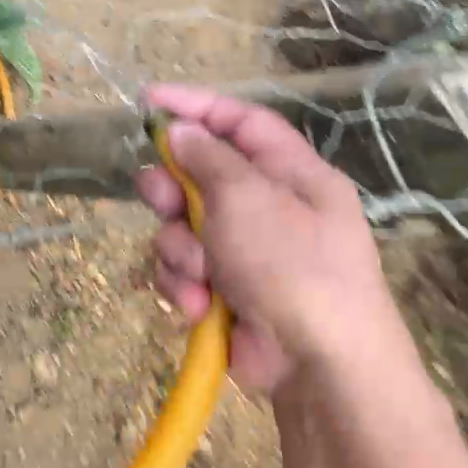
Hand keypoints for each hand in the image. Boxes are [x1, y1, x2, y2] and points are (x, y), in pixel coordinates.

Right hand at [135, 84, 413, 394]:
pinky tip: (200, 302)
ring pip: (178, 223)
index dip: (196, 105)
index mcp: (294, 177)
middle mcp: (270, 207)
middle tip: (164, 202)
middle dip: (170, 191)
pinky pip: (179, 264)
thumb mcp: (247, 199)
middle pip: (196, 173)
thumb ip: (207, 157)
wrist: (321, 367)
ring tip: (199, 273)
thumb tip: (179, 131)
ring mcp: (245, 248)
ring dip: (177, 247)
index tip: (146, 101)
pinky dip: (181, 281)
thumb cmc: (293, 267)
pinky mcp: (223, 284)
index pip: (242, 122)